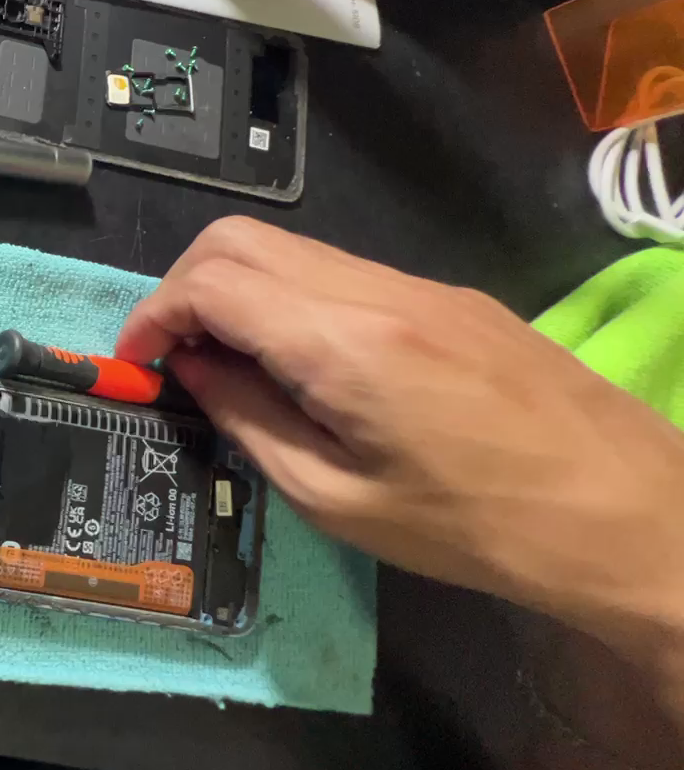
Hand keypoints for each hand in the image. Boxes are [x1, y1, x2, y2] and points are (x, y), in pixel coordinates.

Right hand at [114, 217, 683, 653]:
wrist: (648, 526)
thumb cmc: (473, 529)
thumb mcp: (329, 495)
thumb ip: (243, 416)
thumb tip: (190, 368)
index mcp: (345, 345)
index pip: (209, 284)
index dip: (151, 316)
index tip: (136, 363)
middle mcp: (376, 292)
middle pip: (233, 240)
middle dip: (178, 287)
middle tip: (172, 351)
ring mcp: (416, 285)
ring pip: (278, 246)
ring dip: (226, 289)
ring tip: (223, 357)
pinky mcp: (441, 295)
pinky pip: (327, 268)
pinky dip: (276, 295)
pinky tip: (288, 355)